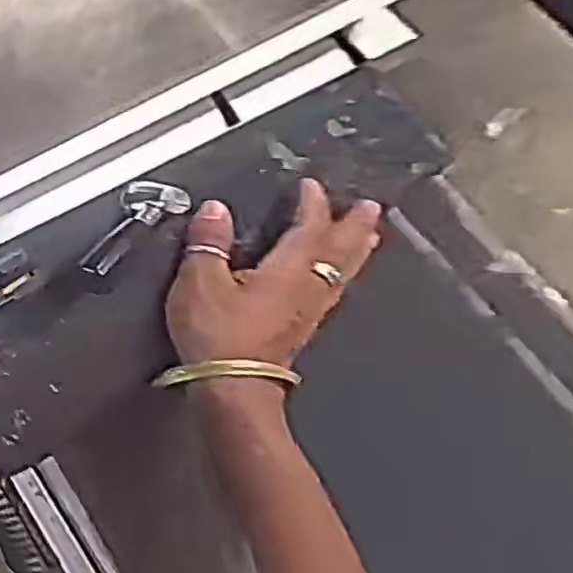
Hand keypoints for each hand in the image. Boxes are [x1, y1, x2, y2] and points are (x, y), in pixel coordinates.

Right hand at [166, 178, 381, 368]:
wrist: (232, 385)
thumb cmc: (217, 333)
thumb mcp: (200, 279)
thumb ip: (208, 242)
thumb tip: (215, 209)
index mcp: (287, 274)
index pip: (309, 231)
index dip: (313, 206)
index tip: (314, 186)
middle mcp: (307, 291)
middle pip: (339, 254)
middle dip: (354, 230)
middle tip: (372, 210)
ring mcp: (307, 313)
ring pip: (341, 275)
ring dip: (353, 253)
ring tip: (365, 240)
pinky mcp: (299, 328)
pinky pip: (330, 291)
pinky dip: (338, 275)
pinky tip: (332, 281)